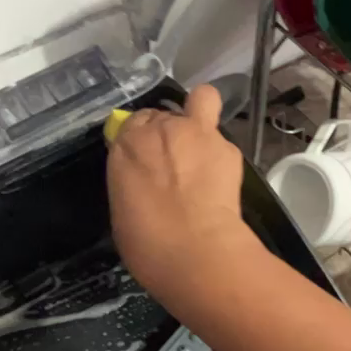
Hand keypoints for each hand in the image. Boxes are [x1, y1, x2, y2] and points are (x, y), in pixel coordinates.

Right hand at [106, 84, 260, 300]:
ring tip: (203, 151)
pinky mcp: (228, 147)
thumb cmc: (146, 244)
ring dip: (199, 118)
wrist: (194, 251)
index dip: (141, 141)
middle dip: (168, 134)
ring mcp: (196, 132)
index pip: (132, 123)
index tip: (146, 162)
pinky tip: (221, 179)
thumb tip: (144, 182)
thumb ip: (131, 183)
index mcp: (125, 146)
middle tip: (175, 163)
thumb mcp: (122, 210)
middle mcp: (160, 128)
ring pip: (201, 99)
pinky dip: (221, 154)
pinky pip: (222, 139)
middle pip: (164, 115)